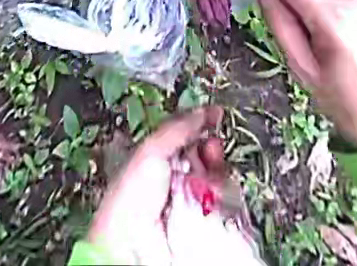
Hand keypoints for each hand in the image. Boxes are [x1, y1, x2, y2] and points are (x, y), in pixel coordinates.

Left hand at [86, 106, 223, 252]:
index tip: (216, 115)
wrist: (134, 242)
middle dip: (211, 147)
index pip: (184, 135)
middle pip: (204, 157)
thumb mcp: (152, 150)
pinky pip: (224, 206)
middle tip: (213, 144)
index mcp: (157, 157)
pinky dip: (223, 195)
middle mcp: (175, 178)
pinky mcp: (206, 226)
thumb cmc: (132, 193)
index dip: (200, 124)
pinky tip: (215, 190)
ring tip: (212, 167)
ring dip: (217, 171)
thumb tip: (200, 113)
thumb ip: (177, 129)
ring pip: (217, 180)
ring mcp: (191, 202)